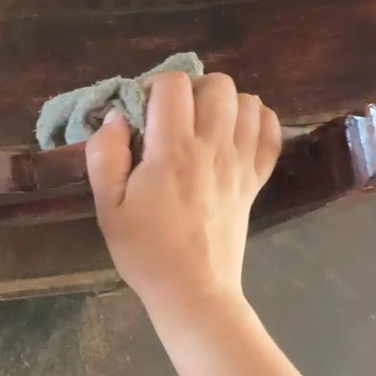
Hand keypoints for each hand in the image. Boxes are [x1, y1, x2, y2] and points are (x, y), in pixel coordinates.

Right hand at [86, 72, 281, 322]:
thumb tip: (116, 118)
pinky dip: (256, 122)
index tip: (141, 115)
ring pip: (247, 102)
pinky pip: (270, 132)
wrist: (192, 291)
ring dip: (223, 104)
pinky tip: (234, 135)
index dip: (153, 88)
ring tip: (202, 126)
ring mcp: (240, 163)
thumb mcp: (107, 207)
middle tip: (172, 118)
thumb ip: (105, 156)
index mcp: (171, 150)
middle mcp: (213, 147)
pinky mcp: (256, 181)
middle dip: (191, 91)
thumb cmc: (145, 251)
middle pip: (216, 84)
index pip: (172, 84)